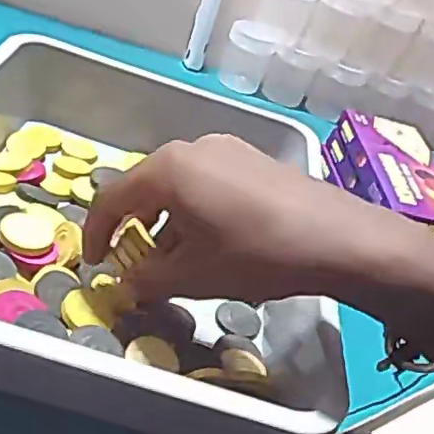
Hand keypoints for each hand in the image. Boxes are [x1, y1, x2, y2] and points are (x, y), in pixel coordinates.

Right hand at [83, 135, 433, 352]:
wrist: (338, 239)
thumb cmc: (256, 255)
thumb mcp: (194, 277)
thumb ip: (148, 281)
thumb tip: (126, 285)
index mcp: (168, 170)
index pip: (112, 199)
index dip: (96, 234)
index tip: (95, 263)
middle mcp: (193, 147)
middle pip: (146, 189)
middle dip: (135, 229)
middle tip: (136, 264)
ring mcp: (227, 149)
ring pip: (178, 187)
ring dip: (167, 224)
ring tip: (177, 261)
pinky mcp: (253, 159)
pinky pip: (207, 184)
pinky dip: (195, 213)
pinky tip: (213, 242)